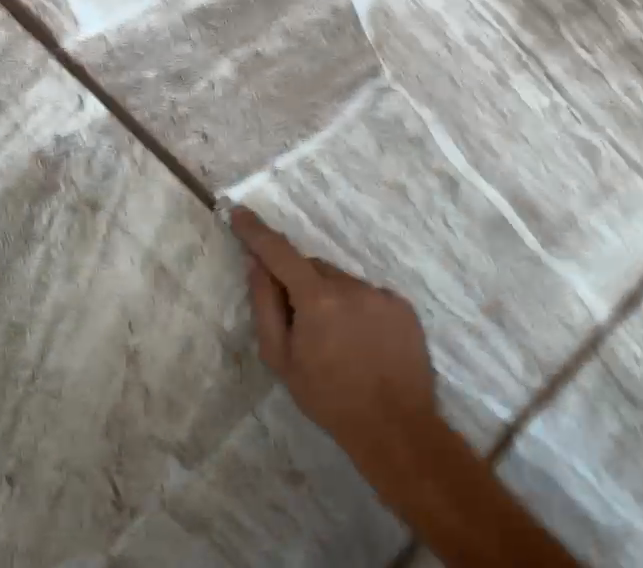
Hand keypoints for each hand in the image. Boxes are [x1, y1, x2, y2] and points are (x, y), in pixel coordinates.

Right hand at [230, 208, 437, 446]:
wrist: (397, 430)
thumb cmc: (328, 397)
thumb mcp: (280, 357)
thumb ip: (264, 305)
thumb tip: (256, 265)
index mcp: (317, 298)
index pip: (278, 252)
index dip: (255, 231)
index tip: (238, 211)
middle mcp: (351, 286)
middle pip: (311, 268)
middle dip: (298, 282)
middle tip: (298, 321)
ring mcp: (382, 296)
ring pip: (340, 282)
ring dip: (329, 297)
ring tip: (336, 340)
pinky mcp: (404, 309)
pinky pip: (368, 296)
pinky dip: (357, 308)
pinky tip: (362, 342)